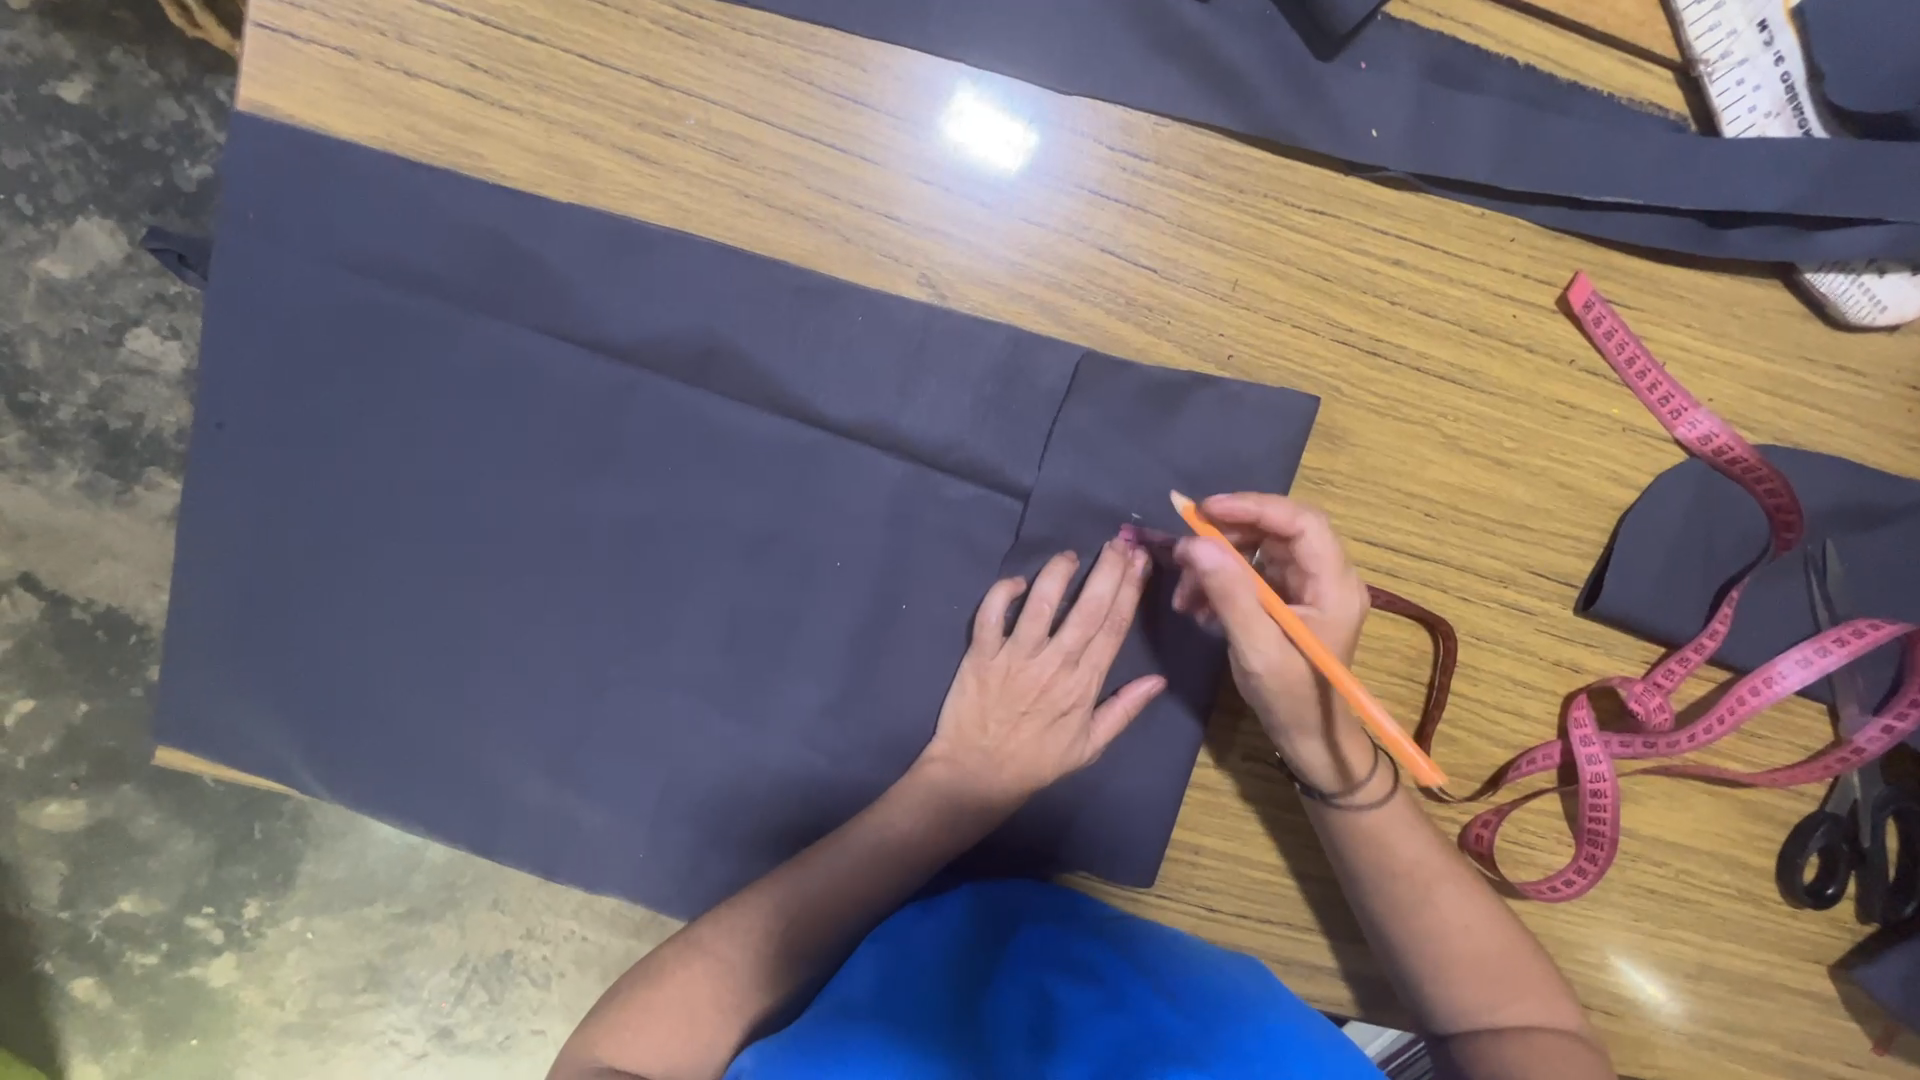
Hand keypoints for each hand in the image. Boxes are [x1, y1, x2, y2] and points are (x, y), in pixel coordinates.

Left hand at [920, 533, 1166, 807]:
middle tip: (1118, 542)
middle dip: (1107, 571)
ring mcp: (1015, 657)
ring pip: (1041, 604)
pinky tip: (1016, 582)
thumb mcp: (1090, 746)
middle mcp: (1054, 663)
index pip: (1114, 627)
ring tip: (1070, 556)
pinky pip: (990, 615)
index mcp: (1084, 684)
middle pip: (1087, 608)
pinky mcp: (981, 655)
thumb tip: (1158, 680)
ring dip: (1058, 574)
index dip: (1129, 591)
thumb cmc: (1037, 761)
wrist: (978, 775)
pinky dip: (1001, 594)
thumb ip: (1124, 710)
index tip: (1140, 561)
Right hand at [1170, 494, 1369, 761]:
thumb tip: (1195, 545)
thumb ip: (1229, 594)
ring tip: (1185, 594)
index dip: (1253, 507)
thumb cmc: (1291, 698)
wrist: (1308, 737)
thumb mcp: (1256, 649)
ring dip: (1216, 564)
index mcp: (1334, 585)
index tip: (1204, 511)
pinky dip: (1220, 583)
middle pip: (1276, 530)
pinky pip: (1251, 573)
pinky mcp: (1288, 599)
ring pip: (1258, 550)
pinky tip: (1198, 607)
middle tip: (1185, 554)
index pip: (1301, 522)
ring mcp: (1307, 587)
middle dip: (1226, 537)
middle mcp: (1325, 577)